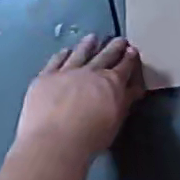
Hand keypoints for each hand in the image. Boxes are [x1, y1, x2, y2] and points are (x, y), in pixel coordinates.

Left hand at [13, 34, 144, 157]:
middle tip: (119, 40)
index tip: (132, 50)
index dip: (130, 58)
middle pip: (105, 55)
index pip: (125, 67)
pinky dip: (62, 55)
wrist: (54, 141)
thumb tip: (134, 89)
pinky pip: (55, 61)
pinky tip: (65, 51)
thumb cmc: (91, 136)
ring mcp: (67, 72)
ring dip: (88, 45)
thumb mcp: (116, 119)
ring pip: (80, 53)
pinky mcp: (45, 77)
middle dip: (114, 47)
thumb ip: (125, 101)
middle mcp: (91, 72)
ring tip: (93, 38)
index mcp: (112, 83)